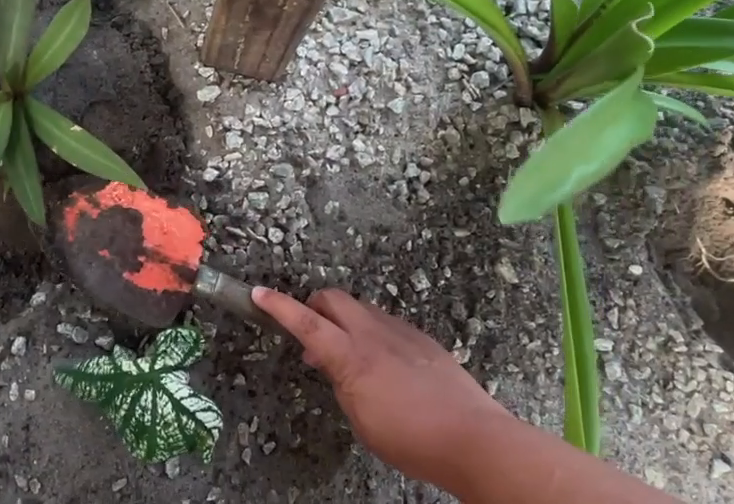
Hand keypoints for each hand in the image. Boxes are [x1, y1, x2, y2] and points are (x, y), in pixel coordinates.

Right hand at [252, 286, 512, 485]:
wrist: (473, 438)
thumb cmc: (412, 439)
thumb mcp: (361, 419)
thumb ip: (341, 382)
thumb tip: (331, 362)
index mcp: (352, 356)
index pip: (305, 322)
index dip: (279, 306)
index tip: (259, 293)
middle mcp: (374, 334)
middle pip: (333, 299)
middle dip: (315, 305)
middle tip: (311, 329)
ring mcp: (401, 332)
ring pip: (362, 309)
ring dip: (346, 320)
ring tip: (350, 353)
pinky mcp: (423, 339)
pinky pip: (388, 323)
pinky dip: (374, 332)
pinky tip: (384, 363)